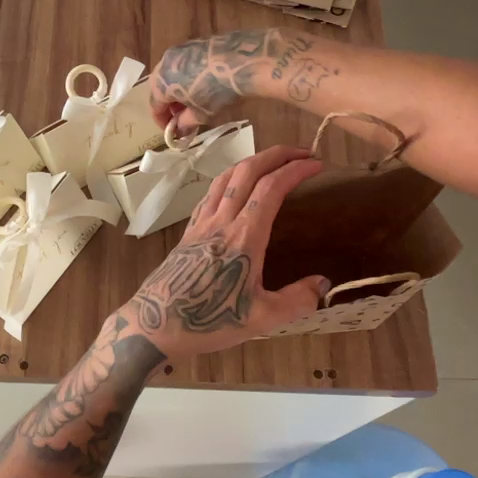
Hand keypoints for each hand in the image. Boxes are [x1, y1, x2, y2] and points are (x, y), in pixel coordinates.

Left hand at [120, 145, 330, 360]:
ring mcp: (200, 224)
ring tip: (271, 163)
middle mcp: (221, 222)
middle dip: (276, 154)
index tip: (316, 164)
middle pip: (247, 171)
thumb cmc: (209, 321)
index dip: (295, 170)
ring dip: (251, 162)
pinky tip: (234, 189)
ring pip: (225, 178)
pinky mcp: (187, 233)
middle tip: (300, 152)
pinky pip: (209, 195)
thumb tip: (323, 284)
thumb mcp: (263, 318)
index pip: (272, 188)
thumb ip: (298, 300)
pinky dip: (229, 180)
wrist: (155, 324)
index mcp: (244, 237)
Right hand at [149, 30, 276, 133]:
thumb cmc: (217, 92)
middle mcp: (165, 62)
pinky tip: (202, 84)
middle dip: (169, 104)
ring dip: (178, 89)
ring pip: (172, 73)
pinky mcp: (196, 42)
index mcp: (161, 83)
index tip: (172, 132)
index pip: (154, 106)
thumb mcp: (201, 114)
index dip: (162, 121)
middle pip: (160, 87)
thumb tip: (180, 129)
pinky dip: (188, 77)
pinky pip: (185, 64)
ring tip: (193, 100)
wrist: (244, 62)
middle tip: (182, 116)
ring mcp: (180, 49)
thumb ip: (186, 123)